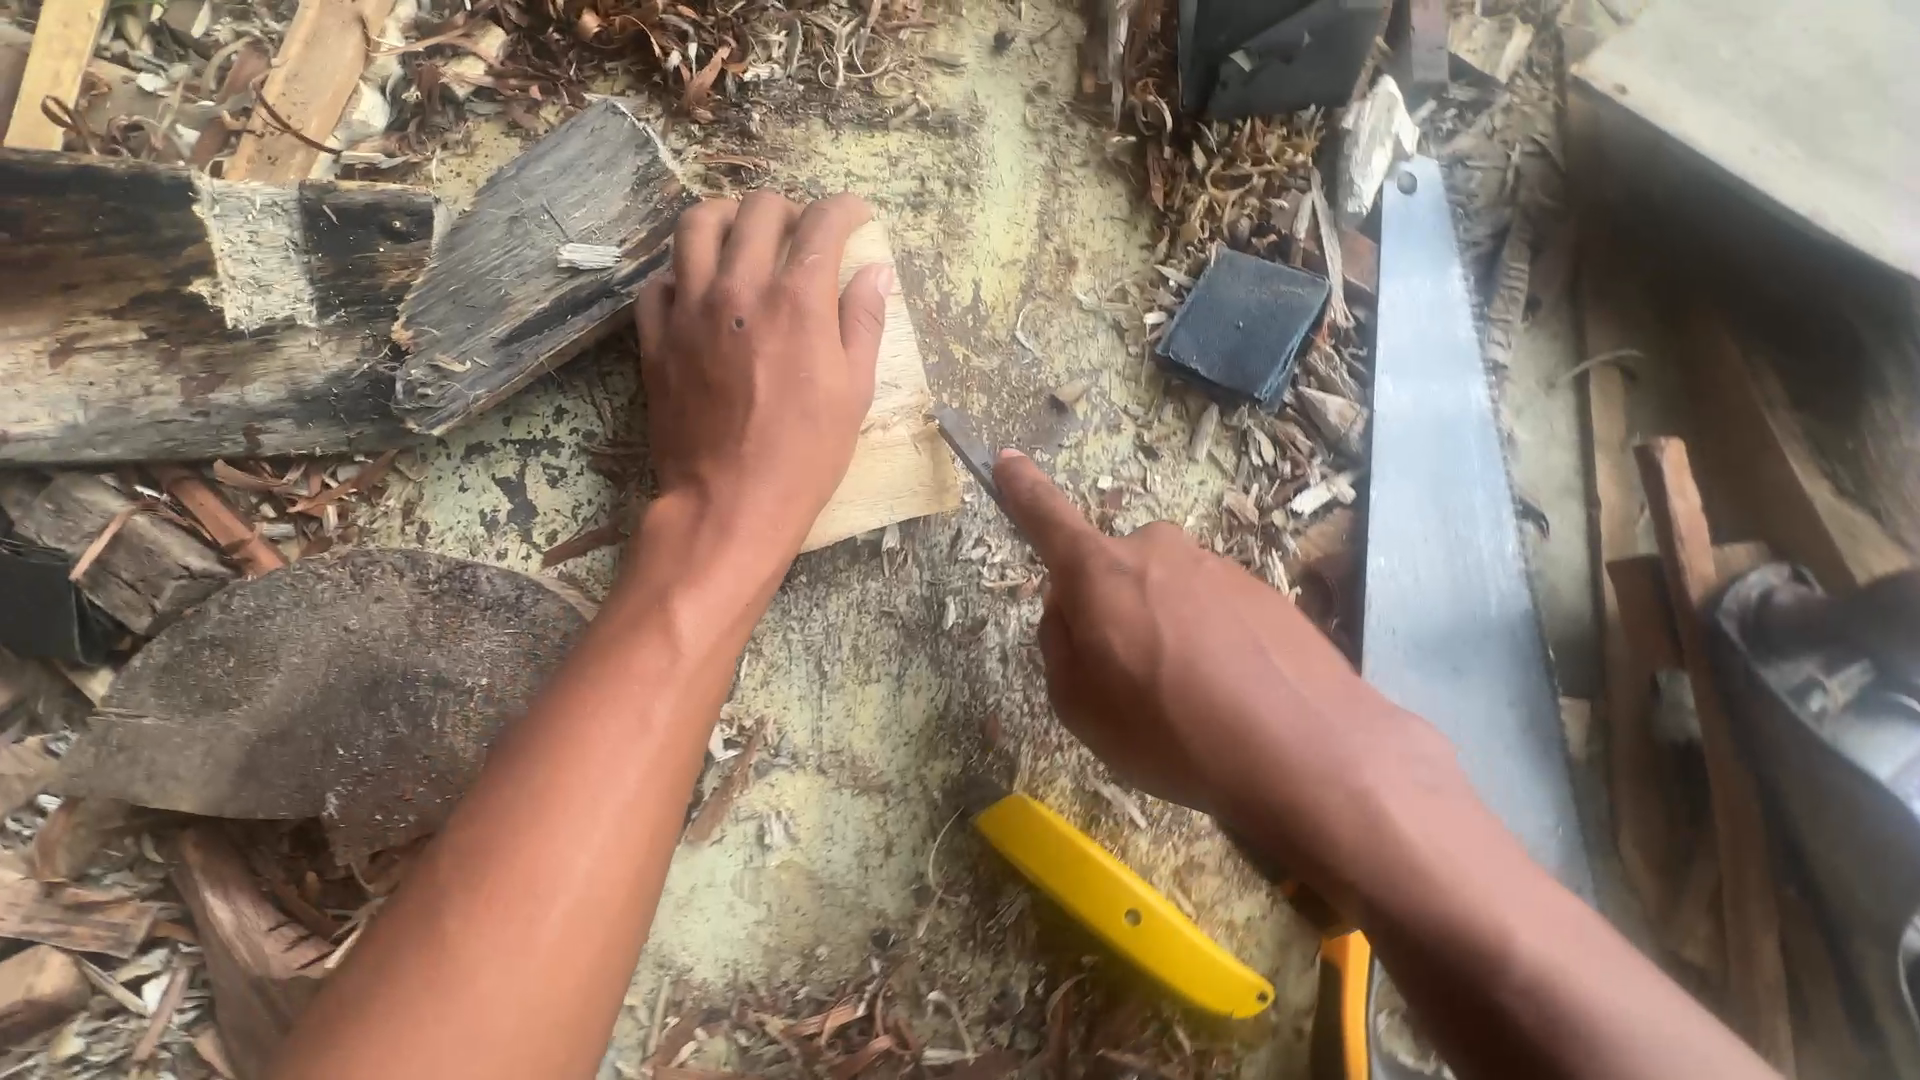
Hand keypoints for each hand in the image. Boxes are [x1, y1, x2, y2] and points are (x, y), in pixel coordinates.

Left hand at [635, 191, 890, 560]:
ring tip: (745, 238)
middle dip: (791, 209)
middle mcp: (739, 288)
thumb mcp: (854, 393)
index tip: (858, 216)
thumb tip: (876, 273)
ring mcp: (689, 310)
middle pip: (759, 210)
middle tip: (805, 232)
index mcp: (797, 301)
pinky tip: (700, 289)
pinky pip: (659, 281)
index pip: (823, 224)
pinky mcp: (656, 338)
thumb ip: (863, 323)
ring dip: (729, 218)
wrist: (729, 503)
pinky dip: (683, 271)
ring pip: (696, 225)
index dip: (847, 210)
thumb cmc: (806, 455)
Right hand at [994, 450, 1460, 887]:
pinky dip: (1210, 645)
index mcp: (1100, 573)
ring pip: (1166, 594)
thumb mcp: (1078, 706)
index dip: (1021, 491)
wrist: (1306, 749)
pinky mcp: (1263, 590)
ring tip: (1190, 703)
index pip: (1047, 519)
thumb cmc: (1168, 730)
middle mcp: (1157, 551)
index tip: (1007, 458)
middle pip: (1113, 573)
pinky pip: (1213, 612)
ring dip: (1165, 633)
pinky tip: (1232, 697)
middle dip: (1110, 612)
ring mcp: (1216, 566)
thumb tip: (1070, 611)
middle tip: (1129, 682)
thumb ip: (1059, 646)